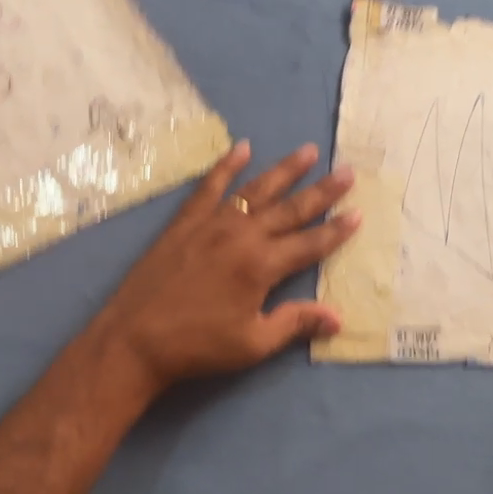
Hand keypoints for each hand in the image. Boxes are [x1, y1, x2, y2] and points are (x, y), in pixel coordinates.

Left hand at [86, 140, 359, 398]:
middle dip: (323, 191)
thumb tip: (338, 317)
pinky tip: (242, 148)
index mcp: (262, 266)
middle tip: (347, 172)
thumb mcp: (253, 344)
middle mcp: (243, 235)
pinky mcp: (186, 222)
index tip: (358, 212)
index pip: (310, 243)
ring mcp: (212, 224)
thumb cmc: (198, 346)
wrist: (134, 340)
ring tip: (308, 151)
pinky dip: (227, 166)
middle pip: (291, 209)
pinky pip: (210, 186)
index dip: (336, 230)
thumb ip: (295, 323)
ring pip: (257, 190)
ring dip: (285, 170)